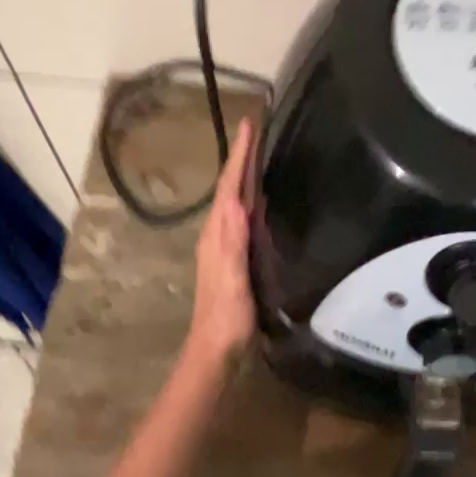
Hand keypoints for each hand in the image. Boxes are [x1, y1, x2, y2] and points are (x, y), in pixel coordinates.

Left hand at [183, 119, 256, 367]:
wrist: (216, 351)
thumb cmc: (227, 317)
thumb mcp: (231, 280)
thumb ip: (233, 244)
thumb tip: (237, 204)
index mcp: (218, 236)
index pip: (229, 188)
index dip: (239, 158)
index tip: (248, 125)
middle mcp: (218, 236)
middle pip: (230, 190)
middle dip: (241, 160)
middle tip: (256, 131)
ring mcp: (224, 249)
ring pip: (234, 202)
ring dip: (244, 178)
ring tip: (258, 156)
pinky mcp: (233, 261)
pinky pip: (241, 220)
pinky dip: (249, 202)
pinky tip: (259, 203)